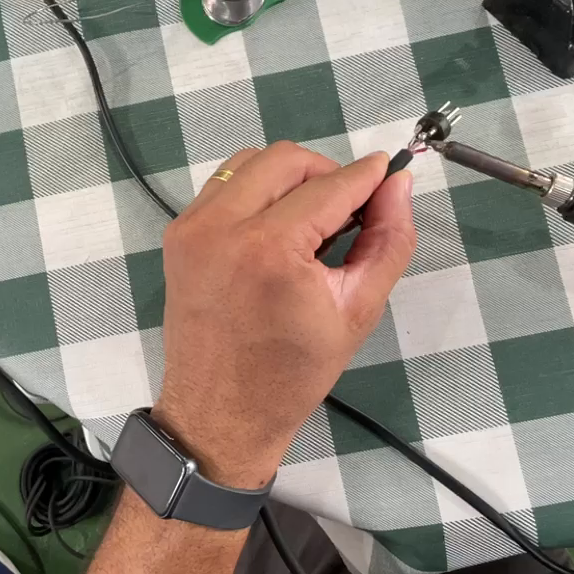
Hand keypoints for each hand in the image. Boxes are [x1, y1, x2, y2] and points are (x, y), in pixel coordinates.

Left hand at [154, 142, 415, 489]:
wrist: (221, 413)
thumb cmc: (293, 374)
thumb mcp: (357, 310)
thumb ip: (387, 240)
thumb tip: (397, 185)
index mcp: (269, 249)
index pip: (331, 186)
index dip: (368, 176)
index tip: (390, 172)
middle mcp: (222, 226)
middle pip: (286, 159)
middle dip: (327, 173)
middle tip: (348, 210)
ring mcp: (191, 229)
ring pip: (249, 163)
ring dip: (288, 178)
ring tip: (310, 220)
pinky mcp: (177, 237)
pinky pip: (223, 188)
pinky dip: (255, 194)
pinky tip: (274, 230)